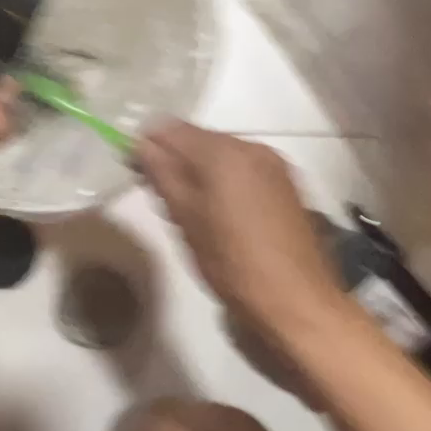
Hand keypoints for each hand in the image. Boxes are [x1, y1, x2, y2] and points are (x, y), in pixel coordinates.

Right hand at [137, 122, 348, 340]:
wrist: (296, 302)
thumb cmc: (232, 265)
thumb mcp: (186, 222)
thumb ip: (162, 176)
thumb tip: (142, 144)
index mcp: (224, 152)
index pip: (170, 128)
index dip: (147, 145)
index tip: (133, 171)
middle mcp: (252, 147)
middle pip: (199, 138)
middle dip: (175, 160)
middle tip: (160, 197)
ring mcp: (275, 165)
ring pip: (222, 154)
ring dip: (200, 172)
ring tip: (190, 211)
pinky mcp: (287, 185)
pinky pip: (244, 170)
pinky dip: (225, 181)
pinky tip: (220, 214)